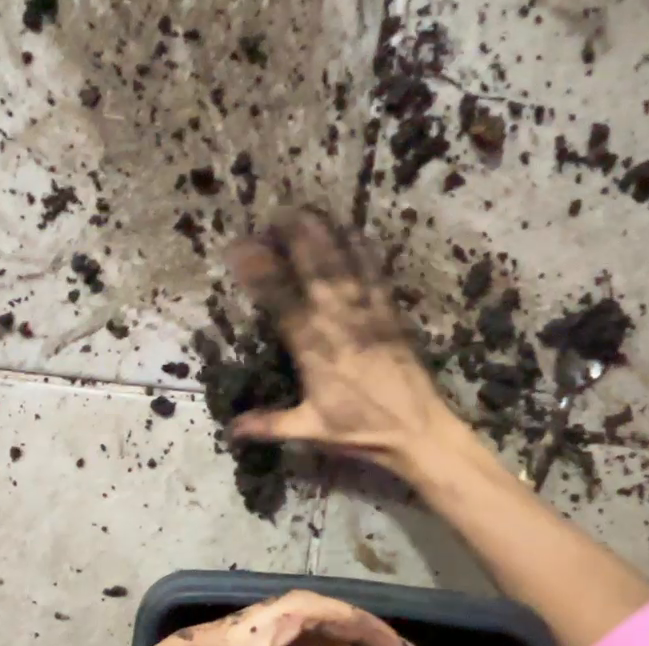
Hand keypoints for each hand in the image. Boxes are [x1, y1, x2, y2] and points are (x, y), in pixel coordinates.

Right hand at [225, 209, 460, 470]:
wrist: (417, 431)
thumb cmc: (362, 432)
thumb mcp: (311, 430)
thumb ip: (270, 425)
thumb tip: (231, 430)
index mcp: (314, 350)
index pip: (280, 301)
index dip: (259, 272)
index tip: (239, 248)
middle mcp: (339, 323)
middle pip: (314, 269)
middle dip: (293, 238)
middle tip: (274, 214)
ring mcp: (369, 315)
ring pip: (343, 264)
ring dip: (324, 234)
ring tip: (306, 210)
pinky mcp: (391, 315)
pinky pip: (375, 274)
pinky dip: (362, 250)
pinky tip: (353, 230)